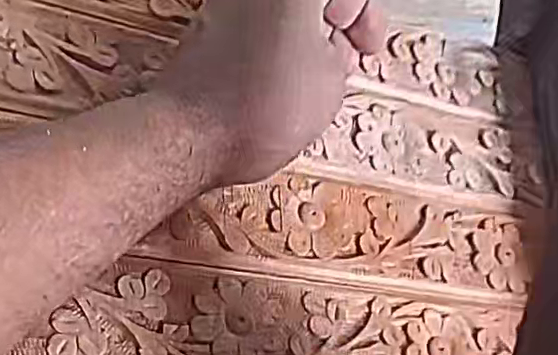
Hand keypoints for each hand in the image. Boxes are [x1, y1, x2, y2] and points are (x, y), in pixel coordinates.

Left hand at [153, 0, 386, 186]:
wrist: (188, 138)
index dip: (366, 17)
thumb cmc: (251, 110)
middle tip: (346, 57)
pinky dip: (271, 50)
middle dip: (334, 24)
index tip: (369, 42)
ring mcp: (226, 4)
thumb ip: (340, 57)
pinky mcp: (205, 32)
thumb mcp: (330, 86)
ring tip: (311, 83)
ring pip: (281, 13)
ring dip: (302, 39)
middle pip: (311, 0)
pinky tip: (277, 87)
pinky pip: (252, 31)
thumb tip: (332, 56)